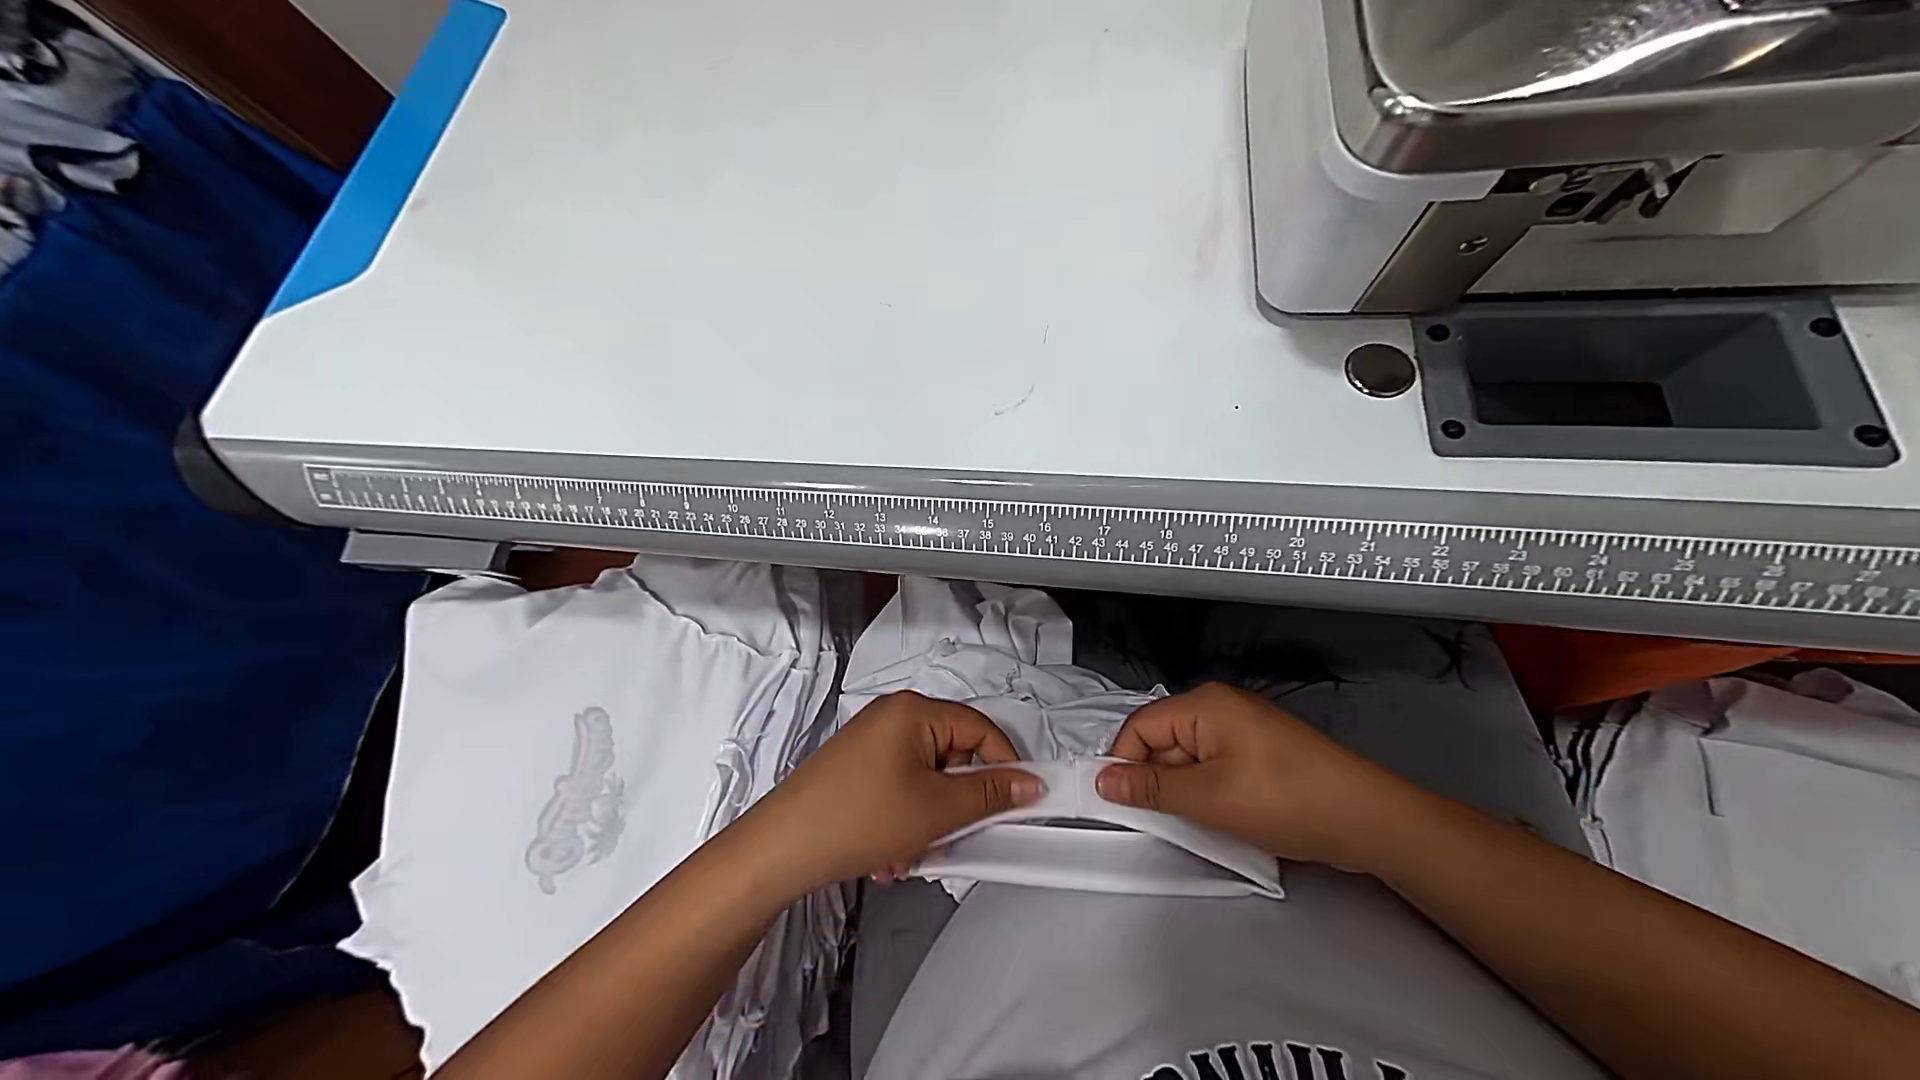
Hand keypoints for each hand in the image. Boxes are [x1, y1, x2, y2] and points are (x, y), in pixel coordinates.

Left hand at [733, 692, 1043, 892]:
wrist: (781, 848)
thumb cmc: (851, 819)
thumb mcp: (936, 809)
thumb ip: (989, 794)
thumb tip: (1025, 783)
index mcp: (913, 711)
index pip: (981, 729)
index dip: (1005, 766)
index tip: (1019, 800)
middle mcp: (893, 716)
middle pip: (954, 753)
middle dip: (958, 800)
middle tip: (956, 832)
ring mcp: (873, 741)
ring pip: (929, 776)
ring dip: (931, 817)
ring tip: (911, 849)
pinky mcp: (860, 766)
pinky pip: (903, 785)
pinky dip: (907, 817)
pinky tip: (891, 850)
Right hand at [1095, 683, 1429, 869]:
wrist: (1370, 821)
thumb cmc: (1296, 799)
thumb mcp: (1209, 798)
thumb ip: (1151, 788)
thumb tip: (1108, 780)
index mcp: (1205, 704)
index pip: (1139, 726)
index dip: (1124, 763)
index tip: (1118, 798)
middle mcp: (1221, 707)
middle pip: (1162, 740)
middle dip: (1159, 779)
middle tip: (1169, 816)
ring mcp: (1242, 728)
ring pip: (1188, 757)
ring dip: (1185, 790)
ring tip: (1209, 819)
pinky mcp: (1258, 750)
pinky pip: (1213, 765)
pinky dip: (1209, 791)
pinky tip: (1226, 816)